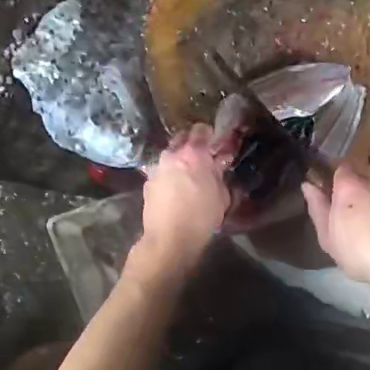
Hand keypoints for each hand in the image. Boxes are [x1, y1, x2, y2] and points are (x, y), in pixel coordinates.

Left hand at [132, 124, 229, 281]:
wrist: (169, 239)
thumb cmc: (201, 217)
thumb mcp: (222, 196)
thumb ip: (219, 176)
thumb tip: (217, 169)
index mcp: (193, 154)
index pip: (201, 130)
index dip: (210, 135)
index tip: (216, 145)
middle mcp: (171, 155)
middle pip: (181, 139)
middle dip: (192, 146)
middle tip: (203, 160)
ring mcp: (156, 169)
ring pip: (169, 157)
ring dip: (179, 162)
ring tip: (188, 178)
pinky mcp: (147, 184)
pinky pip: (161, 173)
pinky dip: (169, 177)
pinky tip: (176, 192)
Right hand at [302, 167, 369, 301]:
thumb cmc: (359, 252)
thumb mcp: (328, 237)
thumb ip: (317, 208)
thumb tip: (308, 186)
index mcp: (350, 185)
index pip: (340, 168)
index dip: (335, 180)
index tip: (331, 196)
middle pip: (362, 180)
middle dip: (356, 193)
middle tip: (350, 217)